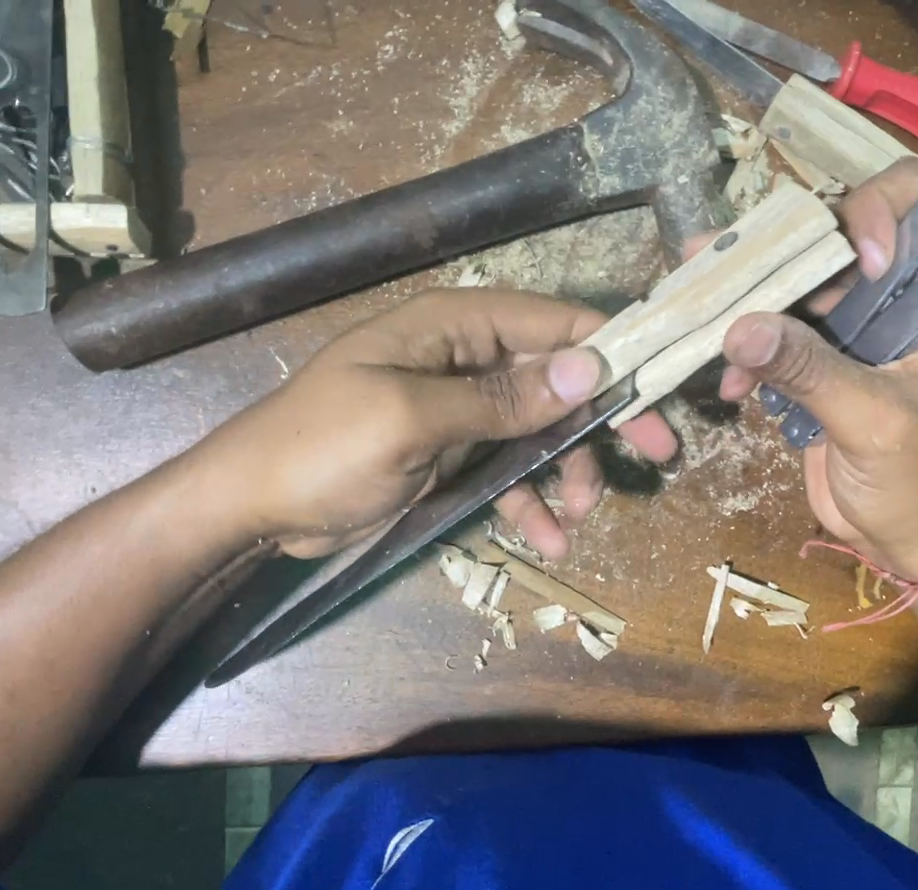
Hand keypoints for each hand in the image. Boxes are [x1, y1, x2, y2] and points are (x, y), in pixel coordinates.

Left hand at [185, 289, 675, 558]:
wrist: (255, 508)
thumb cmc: (321, 446)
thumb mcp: (411, 418)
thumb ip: (500, 396)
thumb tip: (585, 367)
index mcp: (453, 328)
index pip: (551, 324)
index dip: (611, 350)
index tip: (661, 384)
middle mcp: (465, 362)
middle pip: (557, 381)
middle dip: (604, 419)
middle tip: (658, 453)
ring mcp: (462, 414)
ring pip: (541, 434)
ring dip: (569, 473)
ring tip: (580, 517)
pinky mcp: (454, 459)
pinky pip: (509, 474)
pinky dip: (530, 503)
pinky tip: (547, 538)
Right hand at [716, 160, 917, 583]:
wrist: (911, 541)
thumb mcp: (871, 422)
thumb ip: (809, 370)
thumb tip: (739, 326)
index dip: (877, 209)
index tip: (847, 261)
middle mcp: (898, 298)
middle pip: (836, 238)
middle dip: (776, 249)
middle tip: (716, 261)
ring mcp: (855, 331)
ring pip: (796, 286)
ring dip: (748, 300)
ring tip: (699, 310)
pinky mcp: (822, 364)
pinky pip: (778, 336)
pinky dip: (748, 352)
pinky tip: (728, 385)